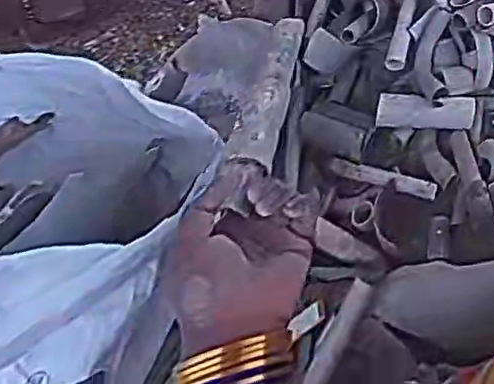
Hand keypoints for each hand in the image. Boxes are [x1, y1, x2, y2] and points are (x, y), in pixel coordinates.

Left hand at [168, 161, 316, 357]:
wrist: (237, 322)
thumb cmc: (204, 293)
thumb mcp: (186, 246)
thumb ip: (201, 209)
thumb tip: (225, 178)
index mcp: (221, 232)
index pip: (236, 192)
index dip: (239, 179)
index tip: (241, 170)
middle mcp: (250, 230)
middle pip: (262, 187)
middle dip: (259, 184)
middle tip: (253, 193)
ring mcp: (276, 234)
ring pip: (284, 193)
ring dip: (276, 194)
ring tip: (265, 209)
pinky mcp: (299, 240)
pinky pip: (307, 208)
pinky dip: (301, 202)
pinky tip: (288, 211)